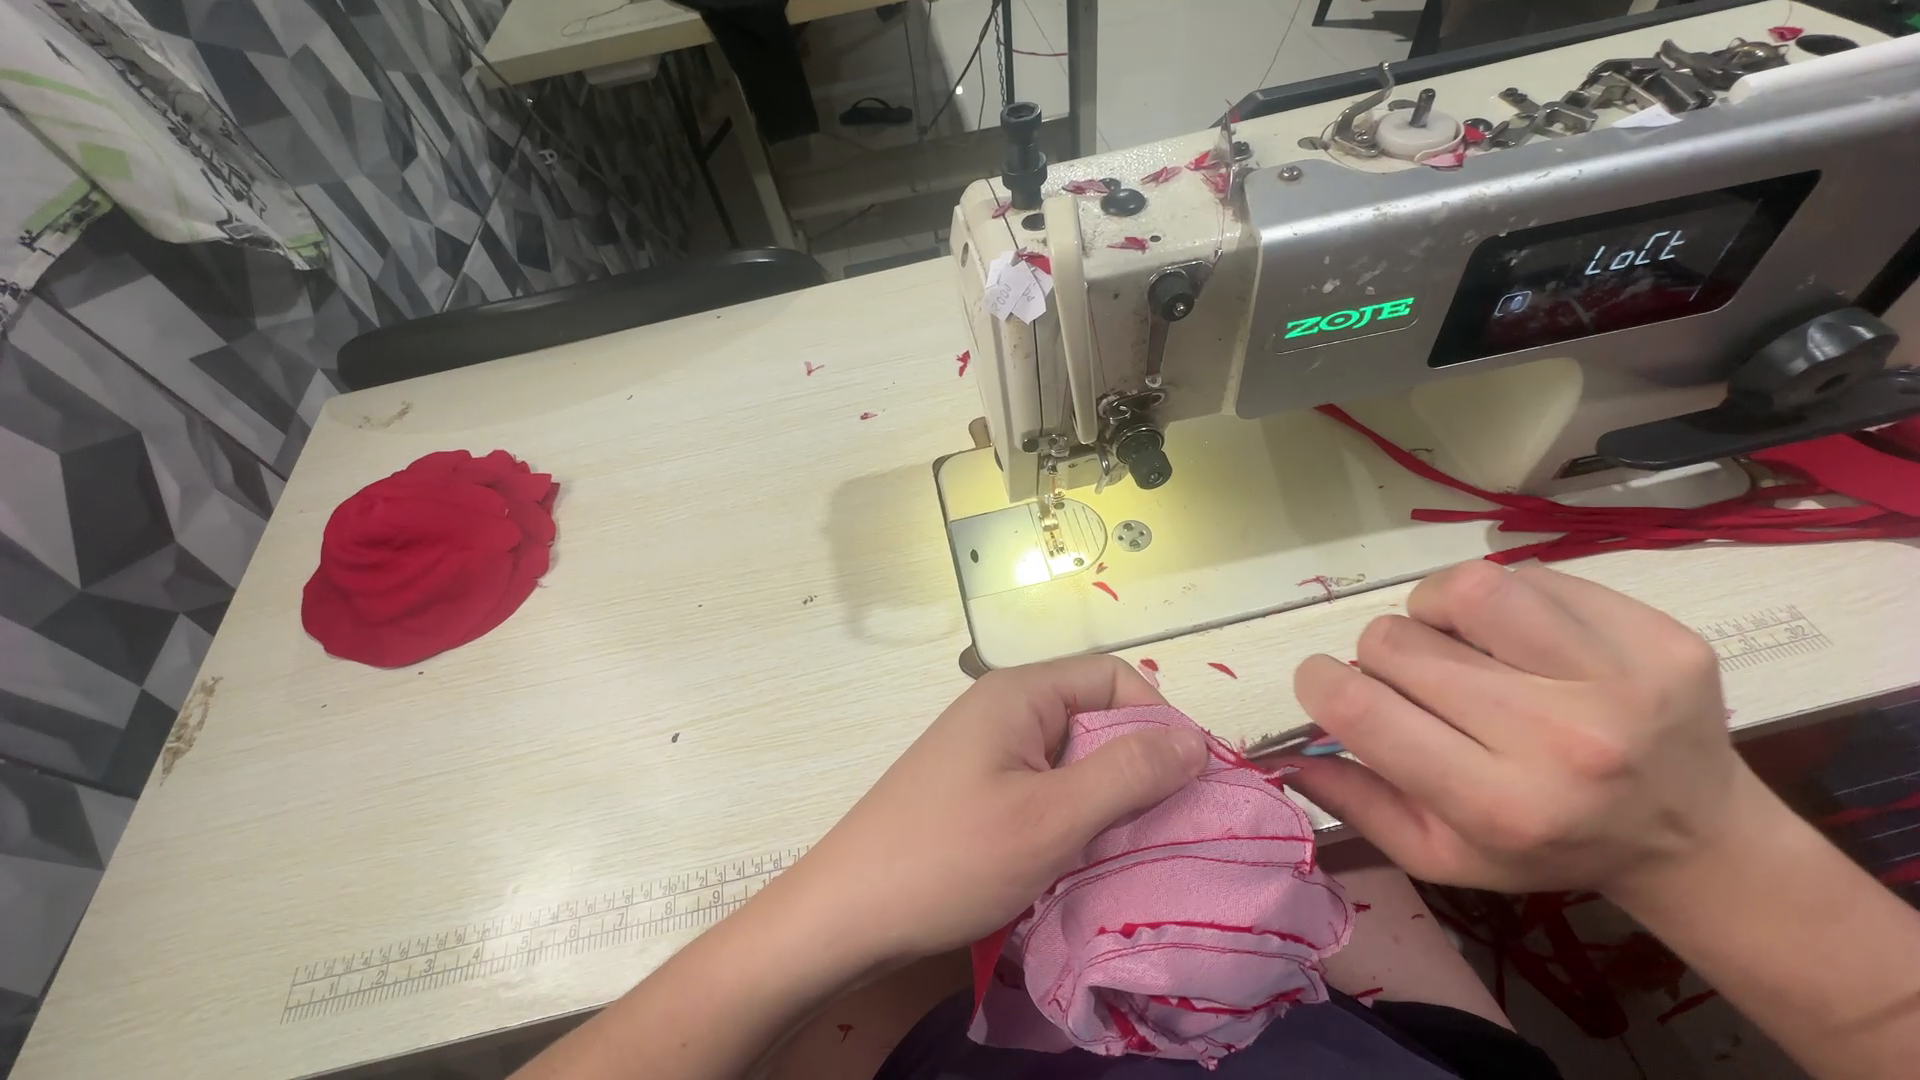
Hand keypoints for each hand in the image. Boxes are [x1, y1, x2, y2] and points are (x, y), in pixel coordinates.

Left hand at [774, 655, 1208, 969]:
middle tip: (1167, 825)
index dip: (1158, 719)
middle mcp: (1002, 708)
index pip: (1112, 677)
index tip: (1190, 781)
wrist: (846, 914)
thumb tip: (1195, 739)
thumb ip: (1128, 774)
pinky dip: (1073, 814)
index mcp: (1019, 693)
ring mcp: (986, 749)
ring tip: (1128, 847)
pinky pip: (1043, 785)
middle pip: (1094, 715)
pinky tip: (1082, 856)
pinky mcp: (976, 788)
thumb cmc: (950, 858)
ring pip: (1072, 757)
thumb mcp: (1052, 817)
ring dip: (1107, 796)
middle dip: (1137, 764)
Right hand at [1286, 561, 1741, 894]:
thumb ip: (1357, 804)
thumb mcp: (1441, 857)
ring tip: (1453, 640)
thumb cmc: (1547, 847)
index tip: (1325, 684)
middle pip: (1396, 642)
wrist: (1696, 836)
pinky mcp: (1657, 635)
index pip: (1359, 709)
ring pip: (1464, 588)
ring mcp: (1618, 679)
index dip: (1318, 682)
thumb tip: (1287, 753)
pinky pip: (1531, 576)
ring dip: (1434, 609)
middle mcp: (1559, 739)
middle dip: (1378, 656)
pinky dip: (1500, 598)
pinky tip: (1516, 636)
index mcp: (1497, 805)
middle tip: (1408, 681)